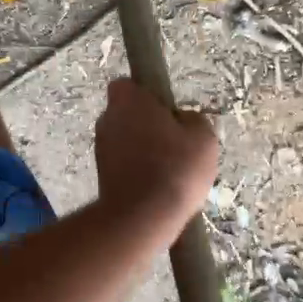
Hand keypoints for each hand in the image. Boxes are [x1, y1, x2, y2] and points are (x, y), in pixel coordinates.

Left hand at [93, 78, 218, 231]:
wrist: (143, 216)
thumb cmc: (175, 168)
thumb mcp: (203, 138)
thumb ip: (193, 120)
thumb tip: (183, 119)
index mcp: (127, 99)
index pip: (128, 85)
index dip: (146, 96)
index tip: (166, 113)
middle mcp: (107, 117)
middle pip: (127, 113)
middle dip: (146, 124)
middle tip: (173, 144)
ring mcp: (100, 146)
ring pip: (124, 139)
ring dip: (141, 149)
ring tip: (168, 171)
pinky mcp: (100, 172)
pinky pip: (122, 162)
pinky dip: (135, 170)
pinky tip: (156, 188)